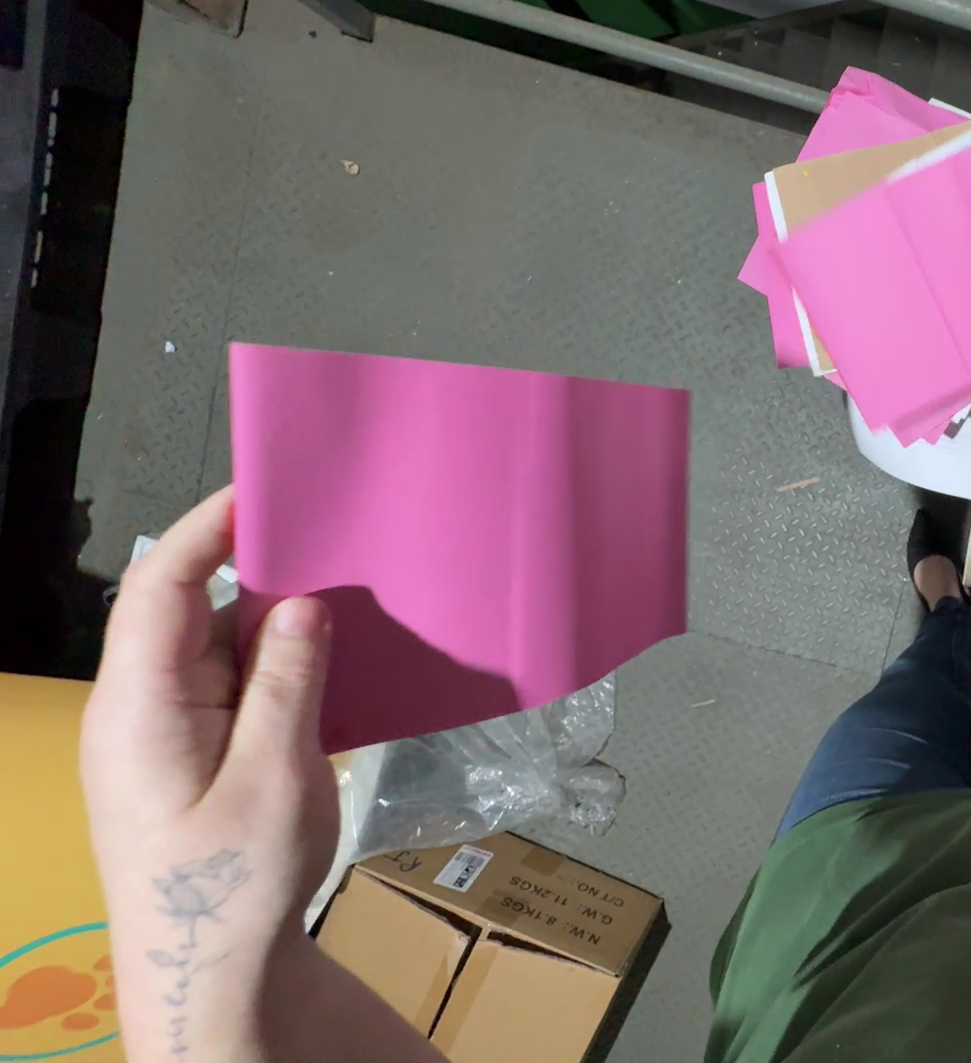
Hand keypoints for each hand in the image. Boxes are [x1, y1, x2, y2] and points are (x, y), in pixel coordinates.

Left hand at [82, 486, 337, 1061]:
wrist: (213, 958)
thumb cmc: (238, 870)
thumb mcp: (276, 772)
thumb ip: (284, 683)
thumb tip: (300, 604)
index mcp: (142, 707)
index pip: (156, 592)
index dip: (202, 533)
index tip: (260, 491)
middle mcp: (143, 706)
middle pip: (186, 611)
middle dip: (252, 565)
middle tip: (333, 536)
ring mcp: (168, 729)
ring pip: (217, 645)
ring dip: (276, 614)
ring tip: (349, 589)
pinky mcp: (198, 747)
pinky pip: (236, 679)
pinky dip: (282, 655)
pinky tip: (333, 653)